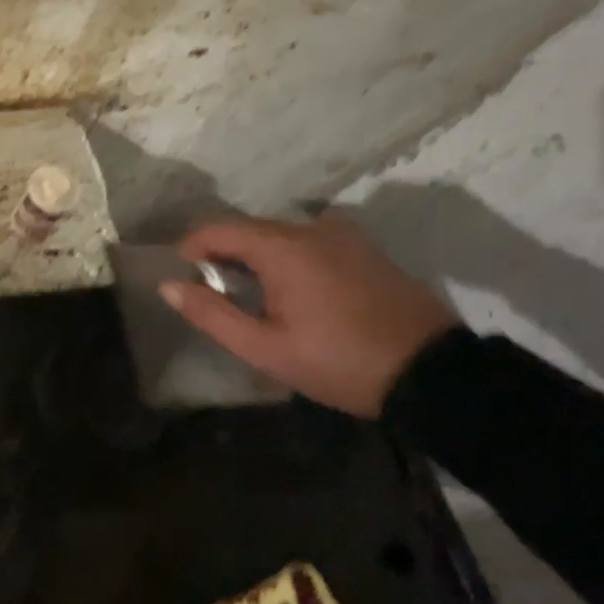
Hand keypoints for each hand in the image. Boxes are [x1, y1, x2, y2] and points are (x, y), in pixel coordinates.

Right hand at [158, 214, 459, 417]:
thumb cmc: (340, 362)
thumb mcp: (265, 348)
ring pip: (282, 235)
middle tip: (218, 292)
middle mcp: (311, 228)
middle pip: (250, 229)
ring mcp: (344, 236)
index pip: (217, 229)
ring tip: (257, 294)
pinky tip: (297, 292)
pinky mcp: (367, 250)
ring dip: (259, 255)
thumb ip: (211, 313)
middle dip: (225, 253)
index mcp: (281, 247)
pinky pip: (312, 241)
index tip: (185, 276)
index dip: (192, 248)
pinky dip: (291, 257)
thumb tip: (168, 285)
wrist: (435, 375)